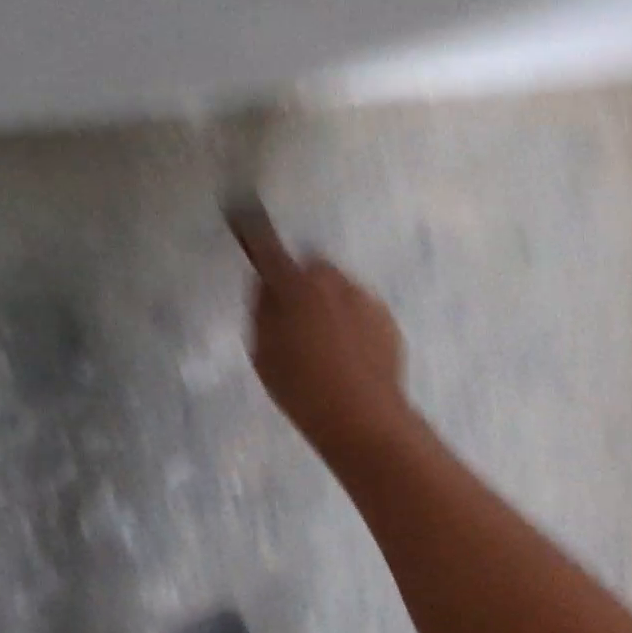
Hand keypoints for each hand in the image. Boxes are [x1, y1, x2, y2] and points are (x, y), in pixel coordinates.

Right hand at [228, 204, 409, 450]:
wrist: (361, 416)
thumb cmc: (300, 387)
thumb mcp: (263, 353)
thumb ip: (262, 311)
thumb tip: (266, 285)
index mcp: (297, 288)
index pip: (270, 252)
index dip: (255, 235)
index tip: (244, 215)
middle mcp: (334, 283)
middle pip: (312, 268)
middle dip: (301, 283)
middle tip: (289, 321)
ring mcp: (365, 300)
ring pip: (338, 290)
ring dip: (326, 305)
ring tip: (319, 348)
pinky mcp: (387, 321)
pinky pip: (359, 312)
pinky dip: (349, 324)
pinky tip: (343, 358)